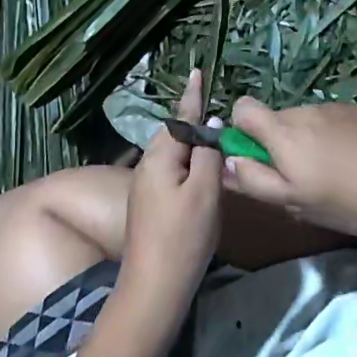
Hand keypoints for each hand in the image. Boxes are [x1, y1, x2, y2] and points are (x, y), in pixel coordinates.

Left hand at [121, 71, 223, 306]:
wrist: (154, 284)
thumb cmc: (183, 236)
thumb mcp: (205, 192)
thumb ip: (209, 156)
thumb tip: (211, 126)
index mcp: (159, 158)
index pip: (180, 119)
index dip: (191, 96)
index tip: (197, 72)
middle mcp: (146, 166)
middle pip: (172, 134)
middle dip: (191, 119)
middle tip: (212, 103)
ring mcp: (144, 186)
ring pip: (170, 154)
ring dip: (189, 142)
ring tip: (211, 134)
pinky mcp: (148, 204)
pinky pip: (169, 170)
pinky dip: (186, 163)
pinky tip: (198, 169)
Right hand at [223, 97, 356, 238]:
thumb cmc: (350, 202)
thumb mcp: (295, 202)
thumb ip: (254, 180)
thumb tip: (229, 161)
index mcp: (283, 132)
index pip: (242, 108)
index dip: (242, 131)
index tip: (257, 159)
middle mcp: (304, 112)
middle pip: (274, 120)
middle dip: (276, 144)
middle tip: (299, 180)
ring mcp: (334, 110)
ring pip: (303, 123)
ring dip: (305, 144)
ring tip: (331, 176)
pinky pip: (329, 123)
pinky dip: (331, 140)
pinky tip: (354, 166)